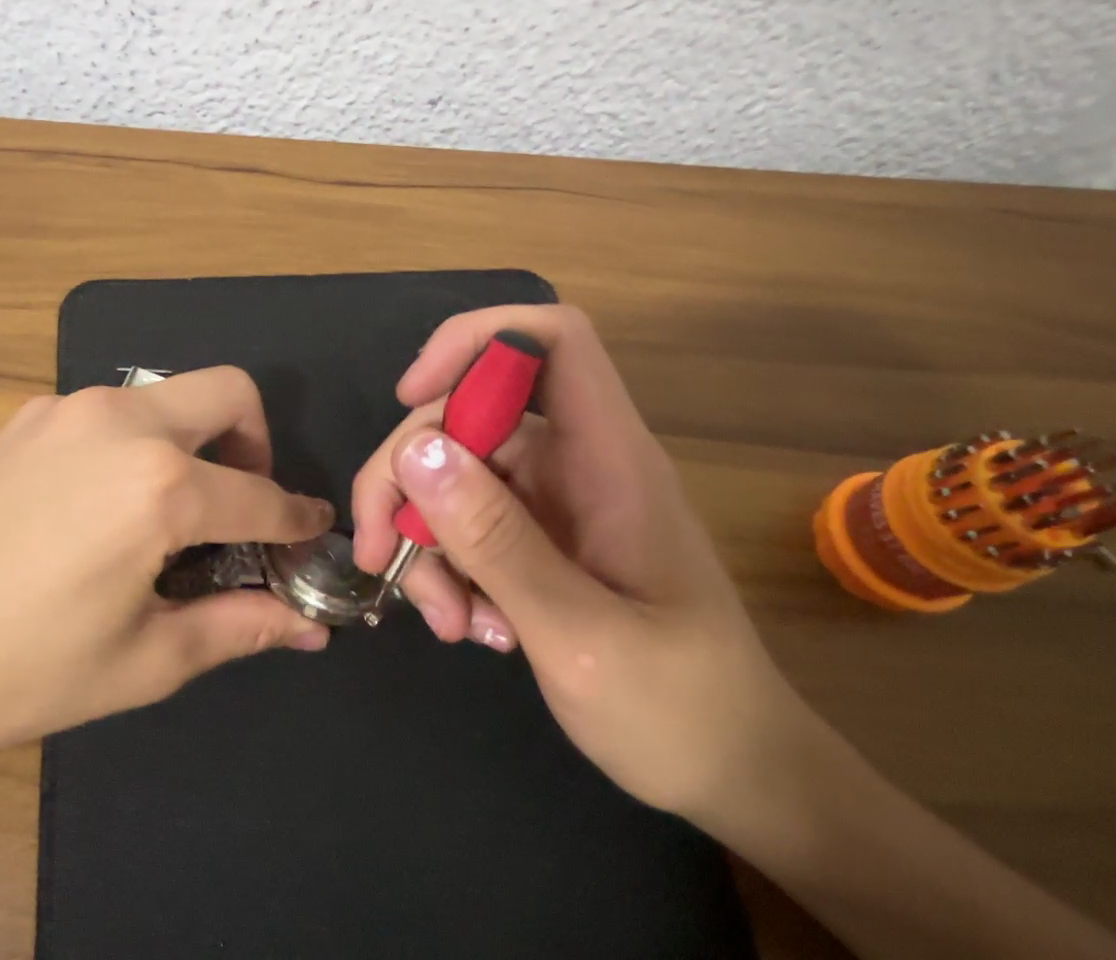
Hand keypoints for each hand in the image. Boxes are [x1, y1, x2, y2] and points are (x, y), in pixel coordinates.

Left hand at [0, 367, 334, 795]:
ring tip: (169, 517)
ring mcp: (59, 412)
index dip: (298, 520)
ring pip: (161, 396)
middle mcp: (118, 424)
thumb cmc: (18, 673)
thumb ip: (238, 628)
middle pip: (226, 392)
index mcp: (160, 485)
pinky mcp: (16, 422)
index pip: (261, 496)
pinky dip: (134, 444)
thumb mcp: (144, 661)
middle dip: (255, 443)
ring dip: (190, 440)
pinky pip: (104, 414)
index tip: (312, 534)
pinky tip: (101, 510)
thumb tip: (310, 625)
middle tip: (241, 509)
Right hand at [353, 305, 807, 818]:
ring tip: (450, 623)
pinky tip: (473, 630)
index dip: (474, 341)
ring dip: (427, 543)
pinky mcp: (542, 547)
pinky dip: (450, 572)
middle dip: (410, 479)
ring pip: (456, 480)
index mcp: (611, 462)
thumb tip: (416, 449)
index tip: (409, 399)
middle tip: (380, 555)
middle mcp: (579, 468)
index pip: (550, 341)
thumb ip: (496, 541)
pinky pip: (469, 530)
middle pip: (471, 417)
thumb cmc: (678, 710)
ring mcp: (558, 509)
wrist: (734, 774)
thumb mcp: (579, 634)